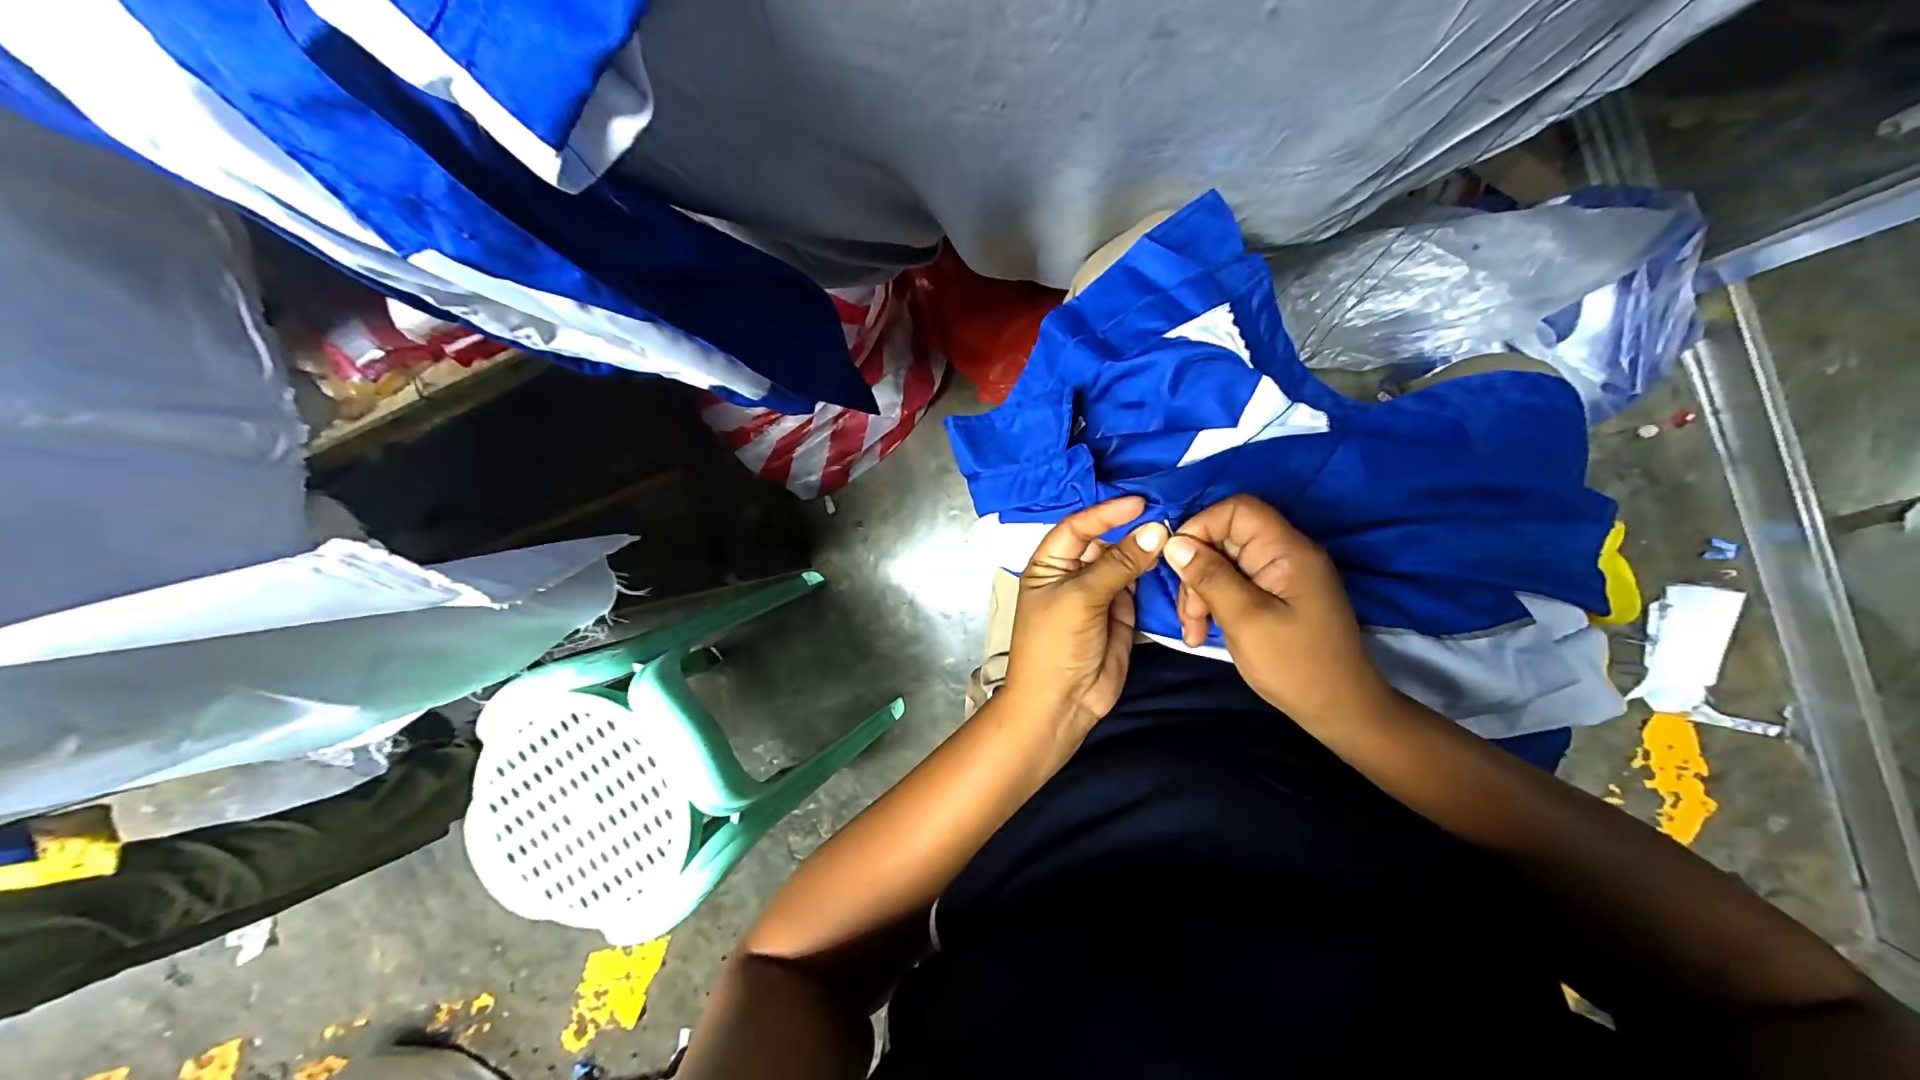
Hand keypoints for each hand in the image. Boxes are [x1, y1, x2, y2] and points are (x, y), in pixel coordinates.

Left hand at [1004, 496, 1167, 731]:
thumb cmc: (1055, 645)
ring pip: (1126, 562)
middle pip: (1105, 541)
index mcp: (1049, 563)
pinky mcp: (1121, 613)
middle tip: (1170, 517)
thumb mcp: (1081, 599)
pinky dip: (1155, 575)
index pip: (1078, 527)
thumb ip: (1118, 564)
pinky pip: (1140, 586)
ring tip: (1177, 536)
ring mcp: (1099, 593)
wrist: (1062, 703)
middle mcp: (1074, 573)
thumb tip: (1155, 530)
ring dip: (1147, 551)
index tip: (1140, 501)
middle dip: (1133, 530)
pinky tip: (1174, 561)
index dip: (1106, 512)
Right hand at [1161, 495, 1392, 725]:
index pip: (1237, 510)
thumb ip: (1210, 577)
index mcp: (1288, 551)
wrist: (1340, 711)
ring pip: (1222, 563)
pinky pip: (1233, 584)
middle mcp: (1286, 554)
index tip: (1177, 563)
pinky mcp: (1274, 595)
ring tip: (1193, 630)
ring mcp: (1280, 575)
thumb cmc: (1295, 665)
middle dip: (1196, 571)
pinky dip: (1213, 603)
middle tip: (1188, 614)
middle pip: (1225, 538)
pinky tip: (1202, 631)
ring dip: (1199, 593)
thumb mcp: (1246, 620)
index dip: (1201, 527)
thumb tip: (1174, 543)